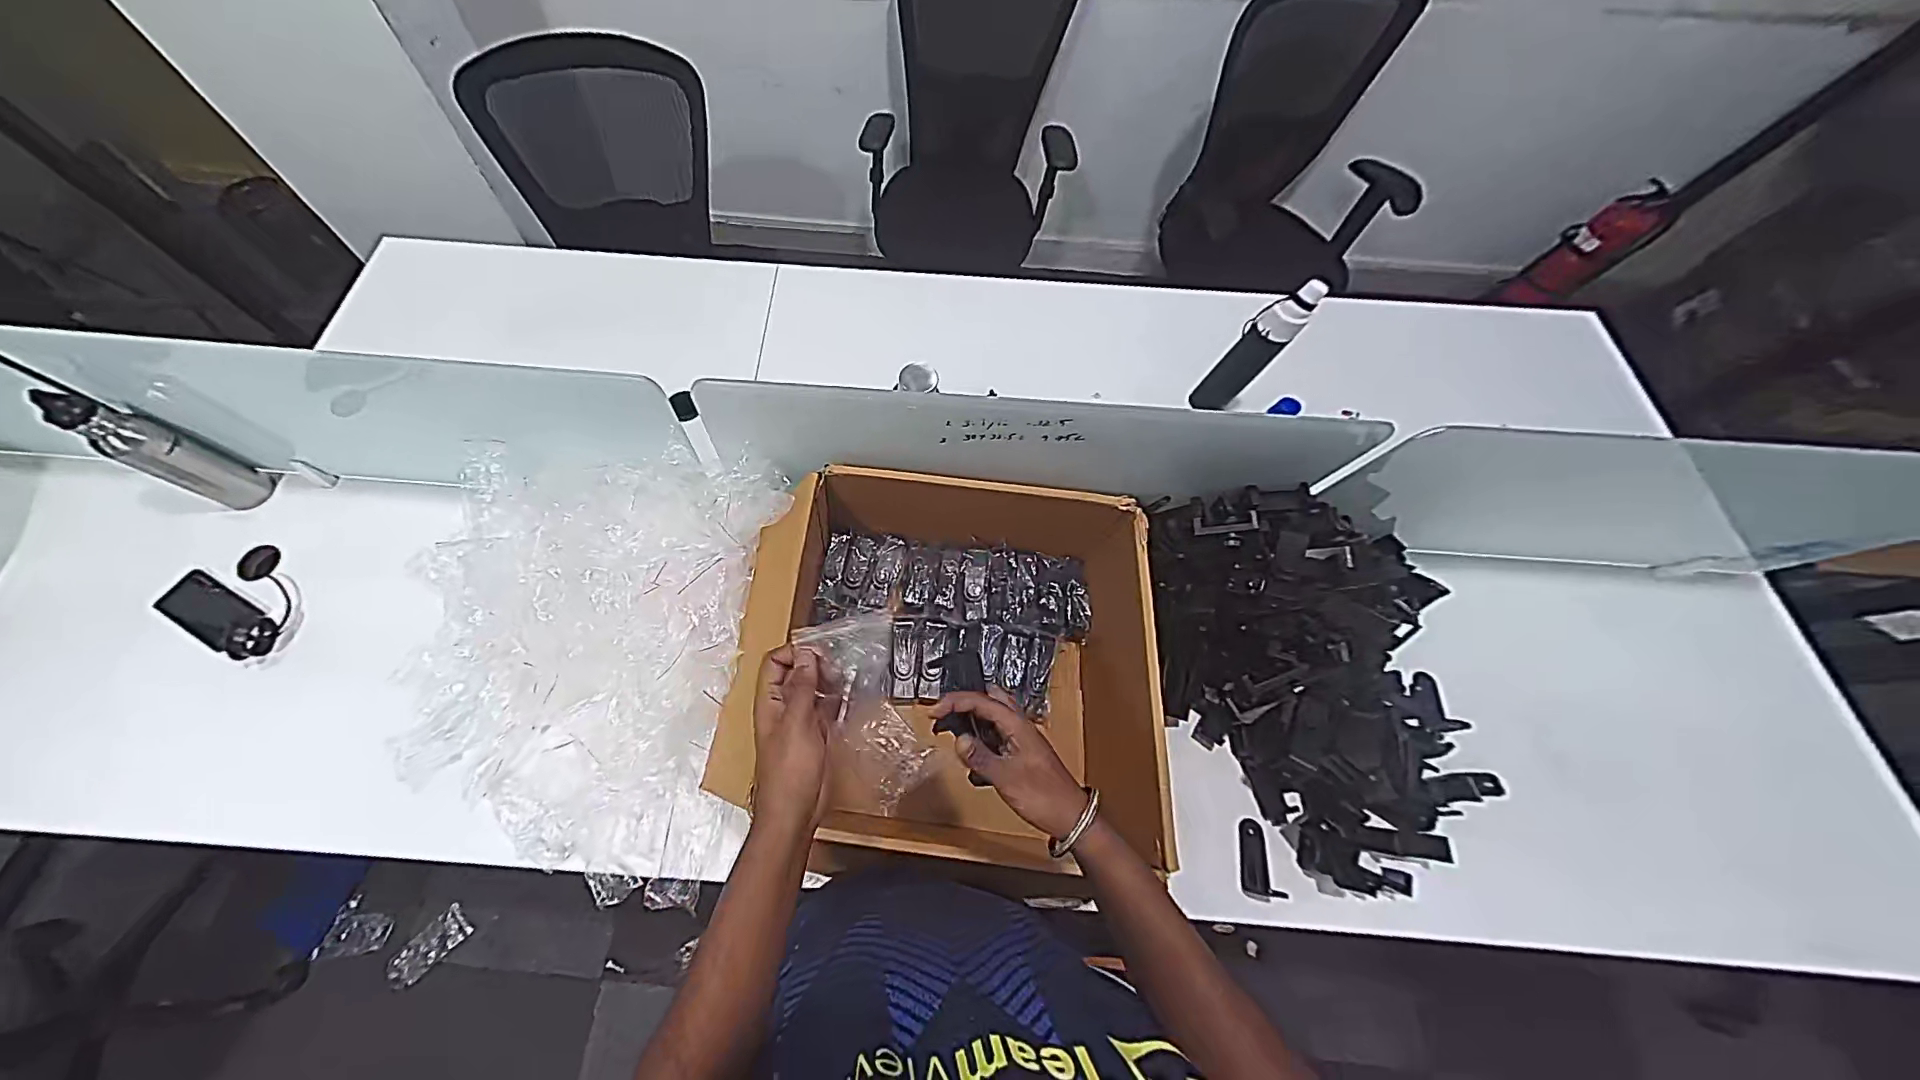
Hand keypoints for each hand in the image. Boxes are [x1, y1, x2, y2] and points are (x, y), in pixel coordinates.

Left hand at [751, 645, 840, 832]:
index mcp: (770, 702)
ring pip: (815, 689)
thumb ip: (801, 688)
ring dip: (830, 680)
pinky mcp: (818, 733)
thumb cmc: (787, 774)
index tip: (819, 652)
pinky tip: (850, 695)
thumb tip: (806, 656)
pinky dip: (839, 699)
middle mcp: (784, 707)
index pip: (776, 662)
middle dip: (817, 664)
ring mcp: (802, 720)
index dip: (795, 652)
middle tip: (837, 664)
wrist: (795, 812)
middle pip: (797, 672)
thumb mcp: (796, 724)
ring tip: (847, 677)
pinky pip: (828, 708)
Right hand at [931, 689, 1087, 839]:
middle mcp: (1019, 727)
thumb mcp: (1006, 778)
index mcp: (1017, 725)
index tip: (935, 711)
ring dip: (973, 724)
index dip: (955, 702)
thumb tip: (959, 740)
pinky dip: (981, 743)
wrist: (1070, 816)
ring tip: (955, 737)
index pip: (981, 700)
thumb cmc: (1045, 796)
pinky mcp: (1019, 753)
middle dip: (964, 704)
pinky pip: (996, 738)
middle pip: (989, 700)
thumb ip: (979, 757)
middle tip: (945, 716)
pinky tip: (974, 763)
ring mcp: (1020, 739)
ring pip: (992, 719)